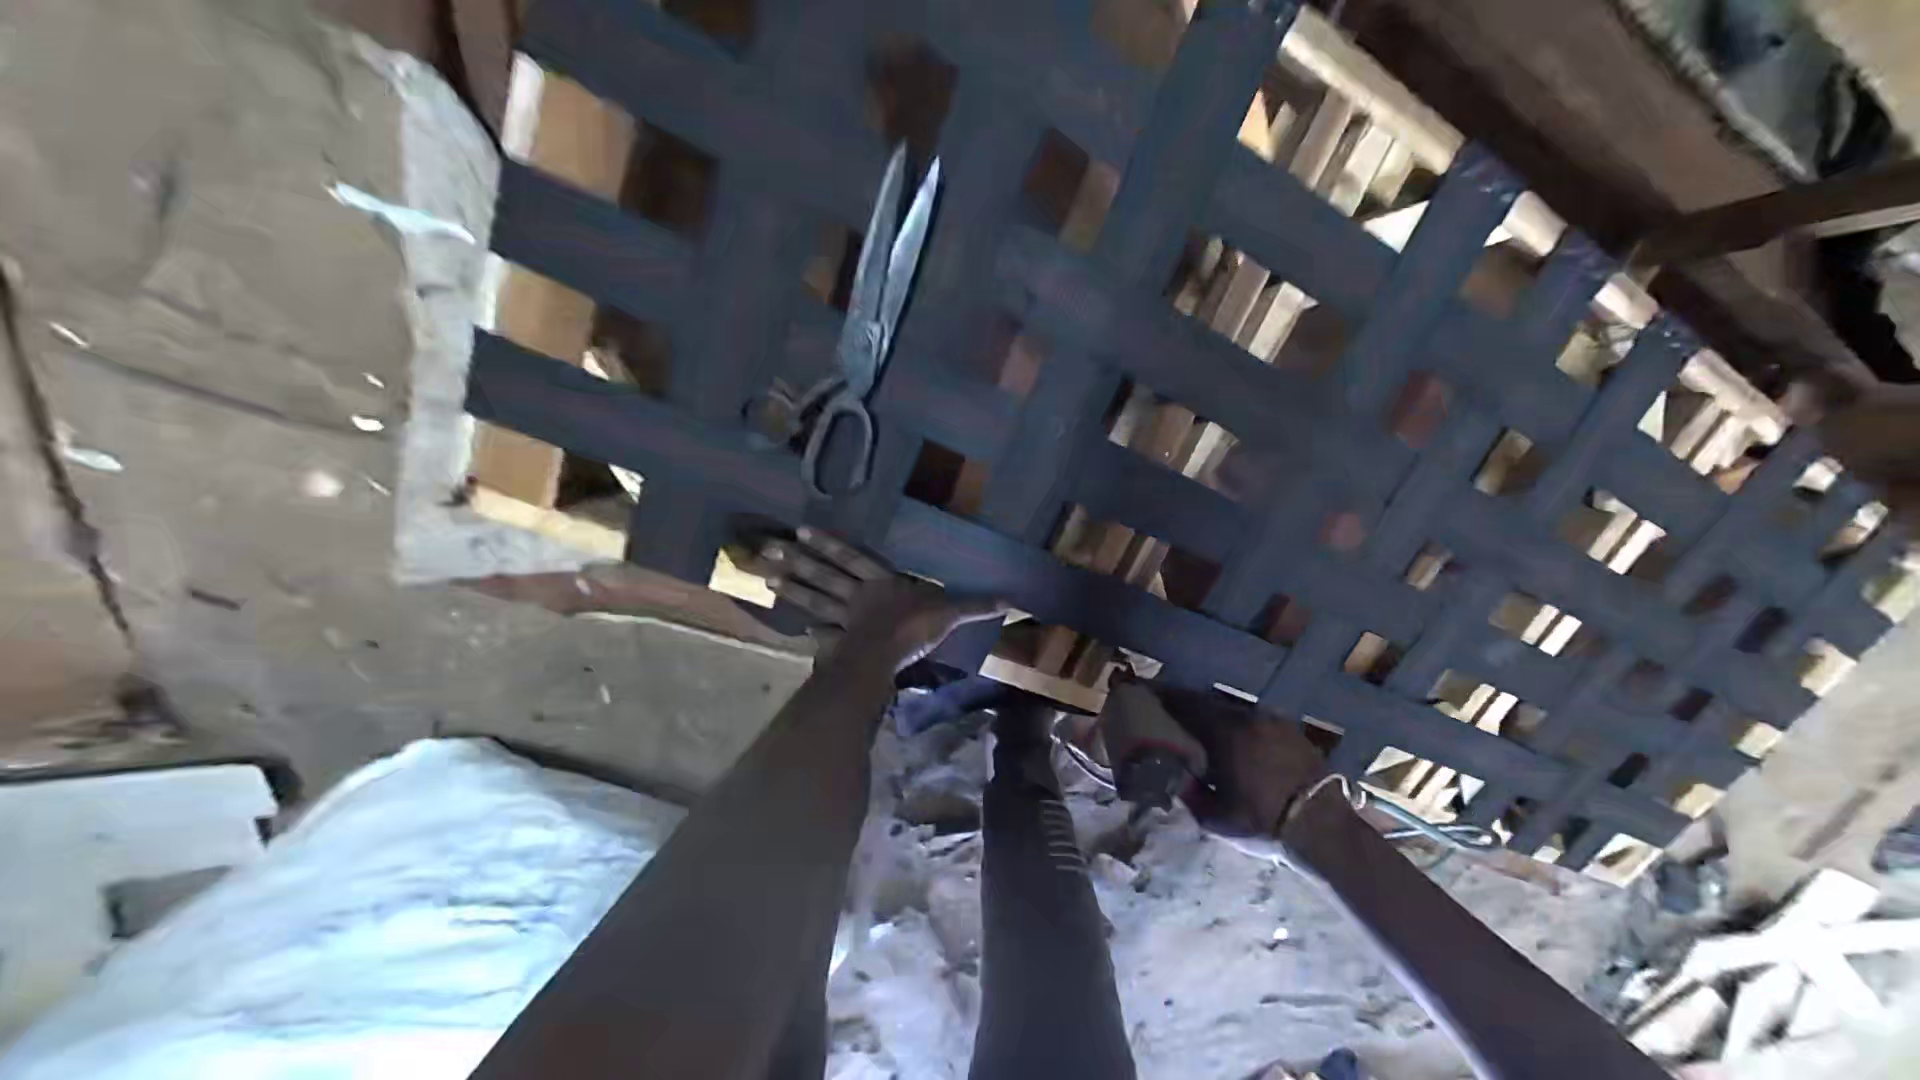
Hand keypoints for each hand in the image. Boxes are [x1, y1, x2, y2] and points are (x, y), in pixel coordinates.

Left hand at [763, 527, 1004, 671]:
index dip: (829, 545)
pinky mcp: (842, 645)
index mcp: (880, 584)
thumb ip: (975, 604)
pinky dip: (814, 635)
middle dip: (799, 562)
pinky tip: (801, 632)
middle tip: (769, 549)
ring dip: (793, 590)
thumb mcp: (950, 613)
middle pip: (825, 576)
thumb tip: (1012, 598)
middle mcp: (858, 598)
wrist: (888, 659)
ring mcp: (846, 622)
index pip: (852, 558)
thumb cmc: (915, 629)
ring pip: (816, 600)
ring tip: (766, 577)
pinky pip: (825, 637)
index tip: (802, 530)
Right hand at [1139, 680, 1327, 838]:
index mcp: (1223, 733)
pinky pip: (1254, 720)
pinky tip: (1237, 739)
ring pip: (1232, 711)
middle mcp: (1245, 718)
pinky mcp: (1290, 730)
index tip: (1148, 693)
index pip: (1185, 705)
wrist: (1323, 828)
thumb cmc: (1264, 822)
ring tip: (1203, 726)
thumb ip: (1189, 794)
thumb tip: (1175, 780)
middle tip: (1171, 709)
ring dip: (1214, 715)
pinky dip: (1239, 725)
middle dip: (1187, 705)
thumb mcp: (1216, 818)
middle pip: (1208, 703)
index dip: (1164, 697)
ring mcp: (1271, 721)